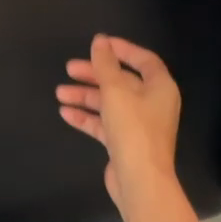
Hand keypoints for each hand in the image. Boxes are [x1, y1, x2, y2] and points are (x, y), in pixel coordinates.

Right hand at [57, 34, 181, 214]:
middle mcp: (152, 104)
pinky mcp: (125, 143)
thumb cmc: (133, 129)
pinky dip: (86, 117)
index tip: (98, 44)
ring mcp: (138, 125)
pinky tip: (65, 113)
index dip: (122, 49)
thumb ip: (105, 64)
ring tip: (60, 93)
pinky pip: (104, 123)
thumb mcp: (115, 90)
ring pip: (109, 103)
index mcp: (160, 88)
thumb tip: (100, 40)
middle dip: (94, 74)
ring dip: (85, 96)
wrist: (140, 181)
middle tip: (69, 68)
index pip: (143, 60)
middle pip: (121, 81)